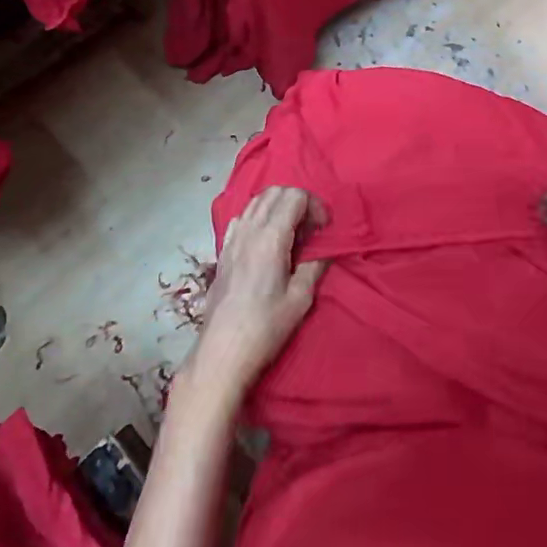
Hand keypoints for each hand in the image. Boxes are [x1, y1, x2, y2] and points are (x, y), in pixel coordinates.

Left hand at [186, 187, 327, 400]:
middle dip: (298, 201)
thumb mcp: (300, 298)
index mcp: (270, 238)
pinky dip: (259, 218)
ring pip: (256, 202)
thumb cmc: (265, 328)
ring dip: (278, 207)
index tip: (324, 229)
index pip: (294, 196)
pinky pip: (242, 219)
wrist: (222, 354)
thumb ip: (314, 265)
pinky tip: (267, 242)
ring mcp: (231, 240)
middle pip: (274, 192)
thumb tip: (324, 248)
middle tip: (311, 228)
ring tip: (292, 233)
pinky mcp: (222, 253)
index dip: (315, 205)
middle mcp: (248, 231)